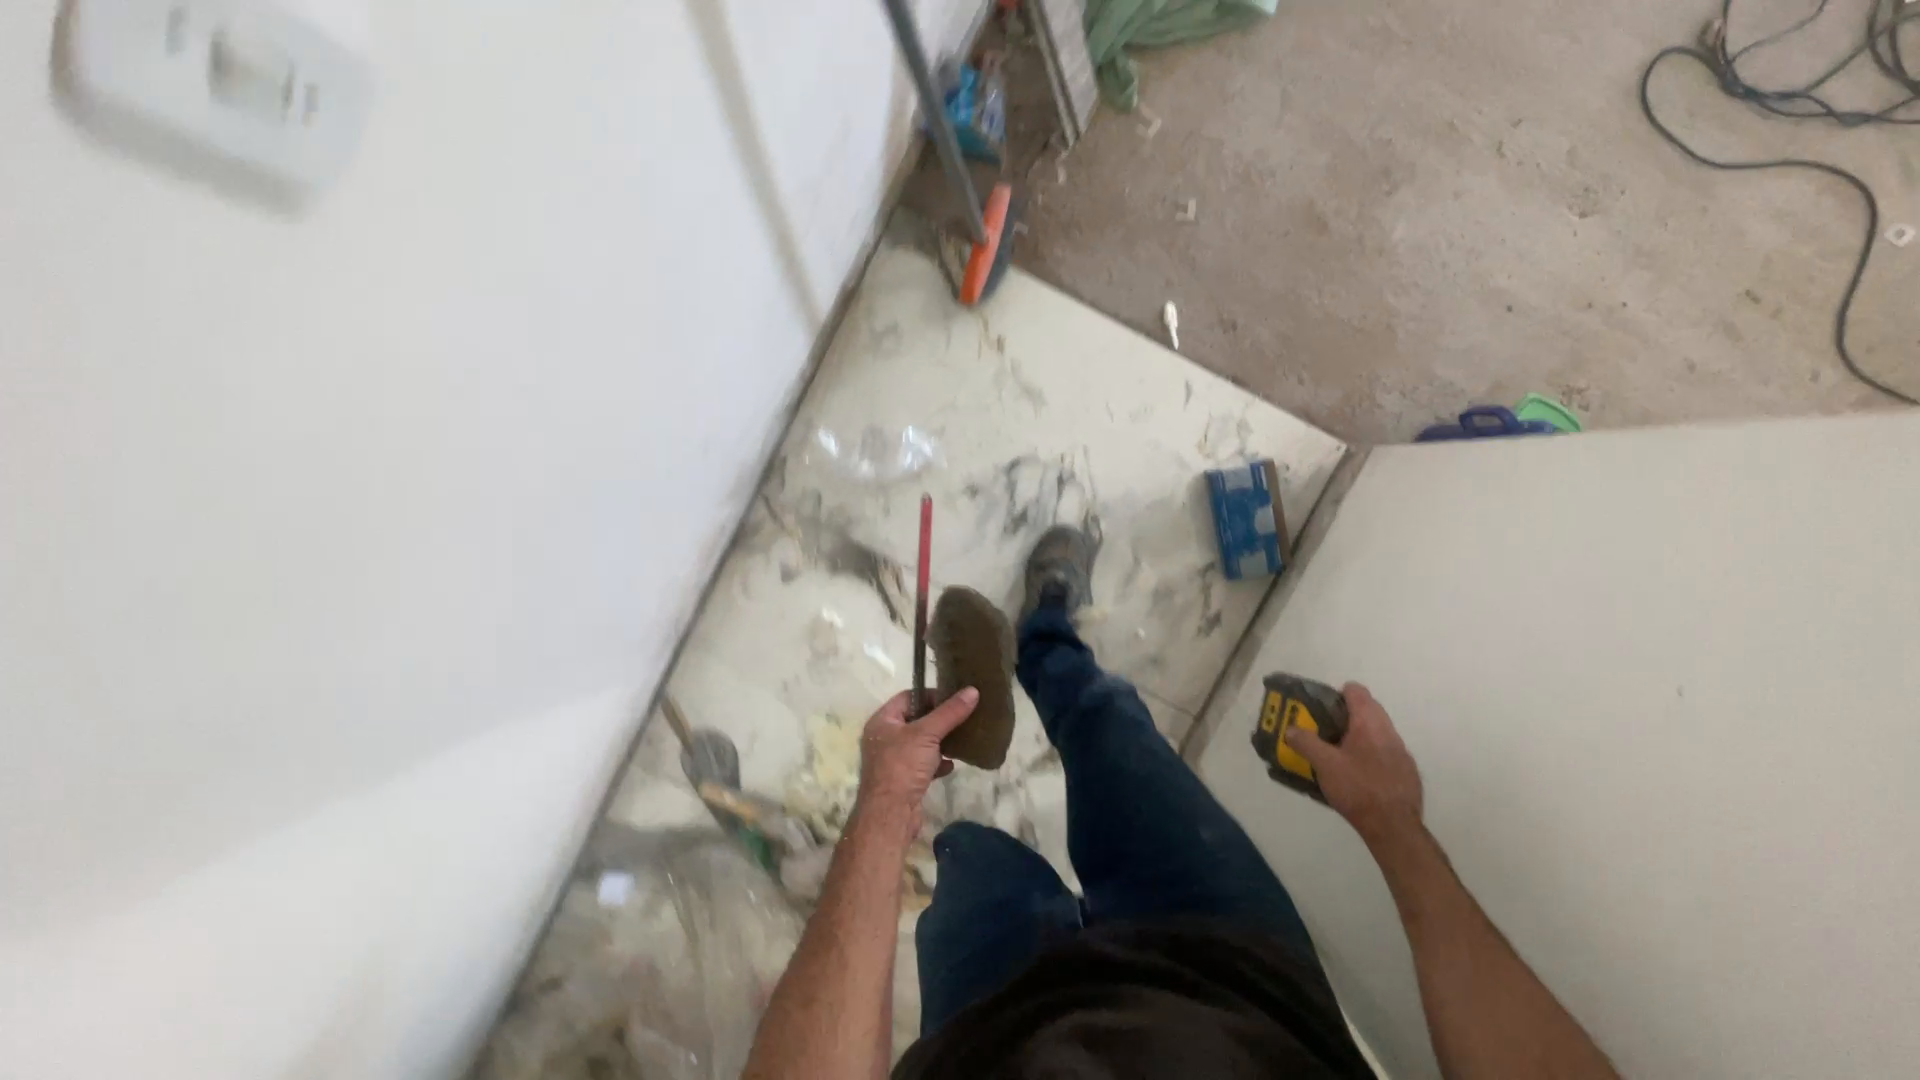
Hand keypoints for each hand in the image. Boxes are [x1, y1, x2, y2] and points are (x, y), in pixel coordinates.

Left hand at [851, 688, 978, 835]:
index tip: (954, 698)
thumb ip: (950, 712)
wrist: (890, 814)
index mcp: (882, 721)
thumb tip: (973, 690)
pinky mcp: (904, 779)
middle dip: (939, 720)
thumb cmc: (903, 766)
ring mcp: (894, 760)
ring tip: (961, 739)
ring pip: (921, 744)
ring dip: (940, 742)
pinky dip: (937, 763)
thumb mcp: (927, 734)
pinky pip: (924, 764)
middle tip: (962, 717)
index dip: (930, 695)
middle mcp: (884, 738)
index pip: (907, 697)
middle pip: (916, 720)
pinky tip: (951, 765)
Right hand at [1284, 682, 1423, 845]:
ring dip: (1359, 736)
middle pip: (1368, 710)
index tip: (1322, 708)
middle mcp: (1389, 732)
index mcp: (1369, 724)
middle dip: (1346, 716)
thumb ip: (1305, 743)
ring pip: (1378, 732)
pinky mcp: (1407, 772)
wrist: (1394, 826)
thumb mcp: (1324, 765)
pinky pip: (1386, 752)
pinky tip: (1359, 775)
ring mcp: (1402, 752)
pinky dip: (1371, 755)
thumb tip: (1291, 729)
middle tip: (1324, 731)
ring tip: (1338, 754)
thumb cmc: (1357, 788)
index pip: (1356, 691)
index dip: (1338, 694)